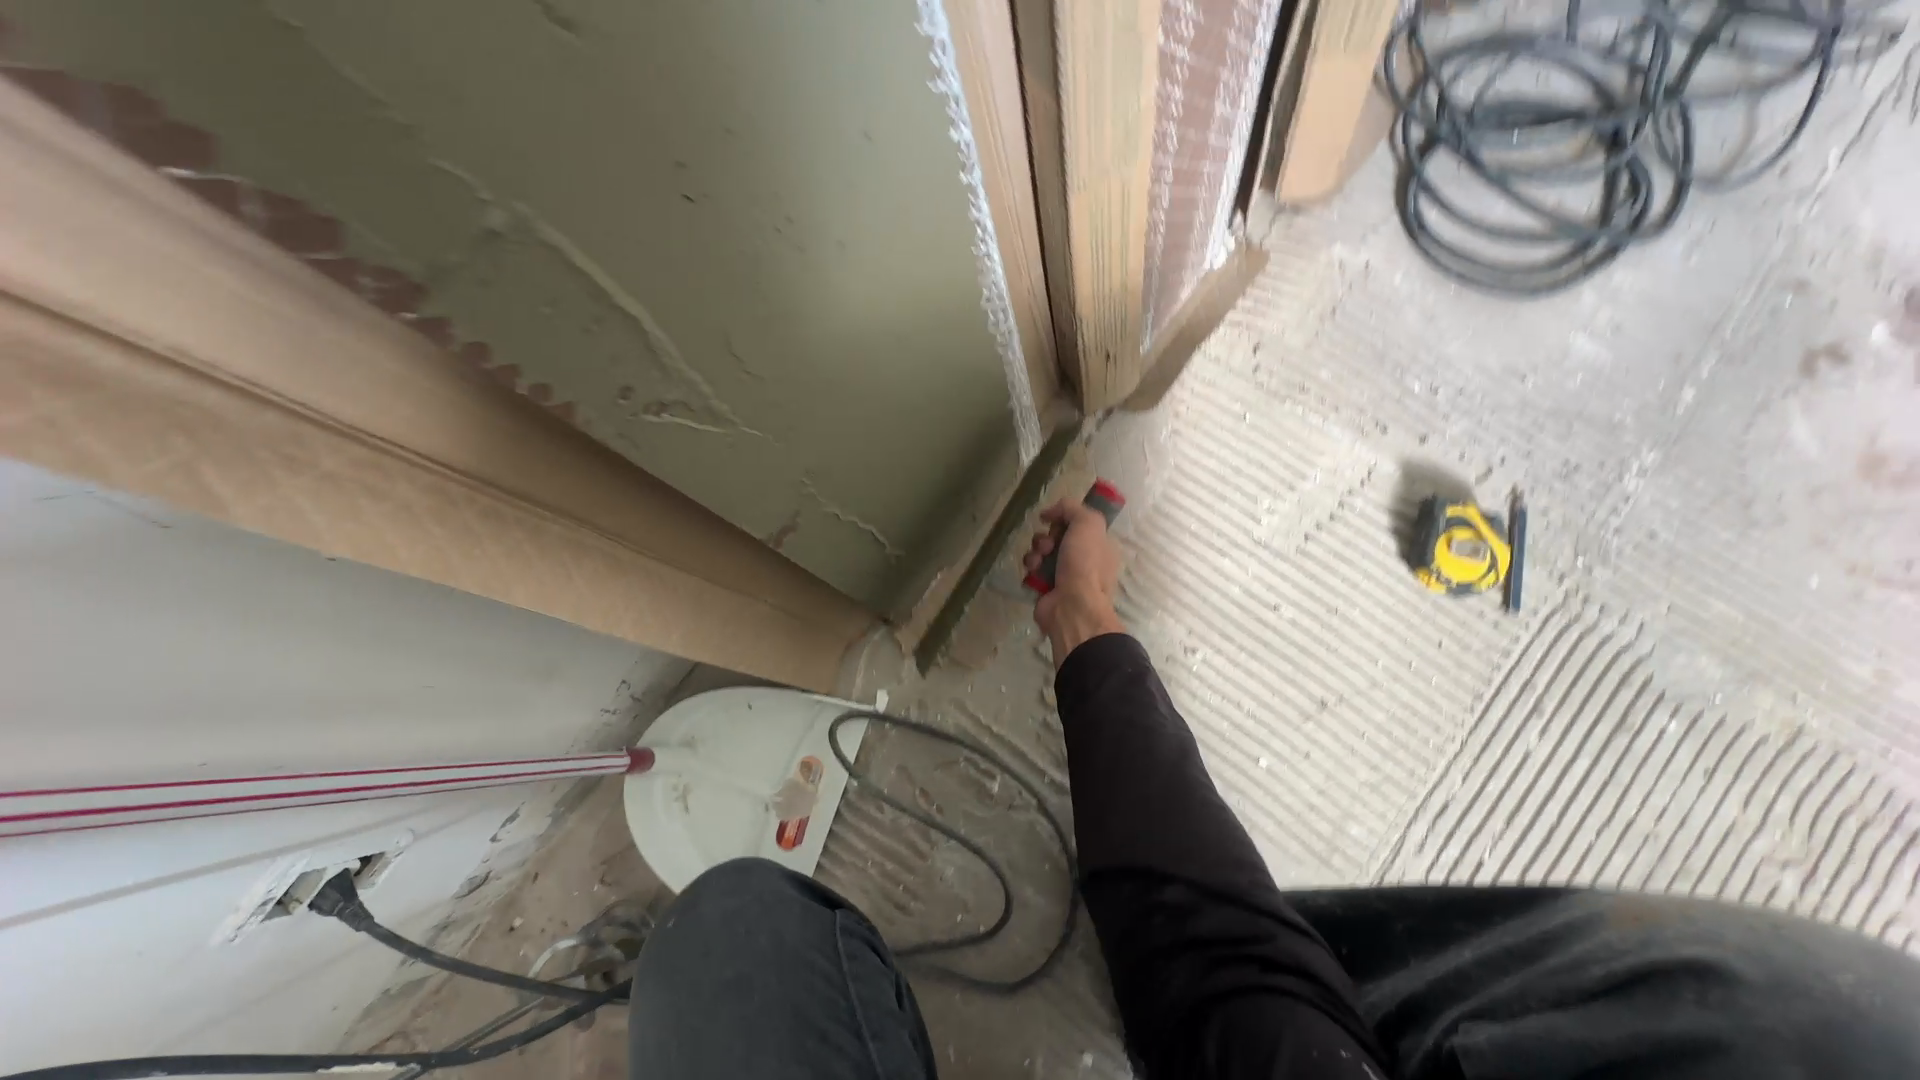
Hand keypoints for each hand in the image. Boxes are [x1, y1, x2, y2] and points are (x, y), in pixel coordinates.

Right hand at [1024, 499, 1124, 666]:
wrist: (1073, 606)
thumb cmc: (1085, 564)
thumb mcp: (1088, 523)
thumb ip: (1072, 508)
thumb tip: (1050, 513)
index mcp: (1100, 546)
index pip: (1079, 524)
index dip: (1064, 519)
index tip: (1056, 520)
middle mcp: (1085, 560)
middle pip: (1058, 535)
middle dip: (1048, 535)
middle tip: (1048, 544)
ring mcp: (1066, 575)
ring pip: (1043, 550)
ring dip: (1037, 550)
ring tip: (1039, 559)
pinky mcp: (1047, 588)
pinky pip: (1034, 568)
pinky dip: (1031, 566)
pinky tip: (1033, 570)